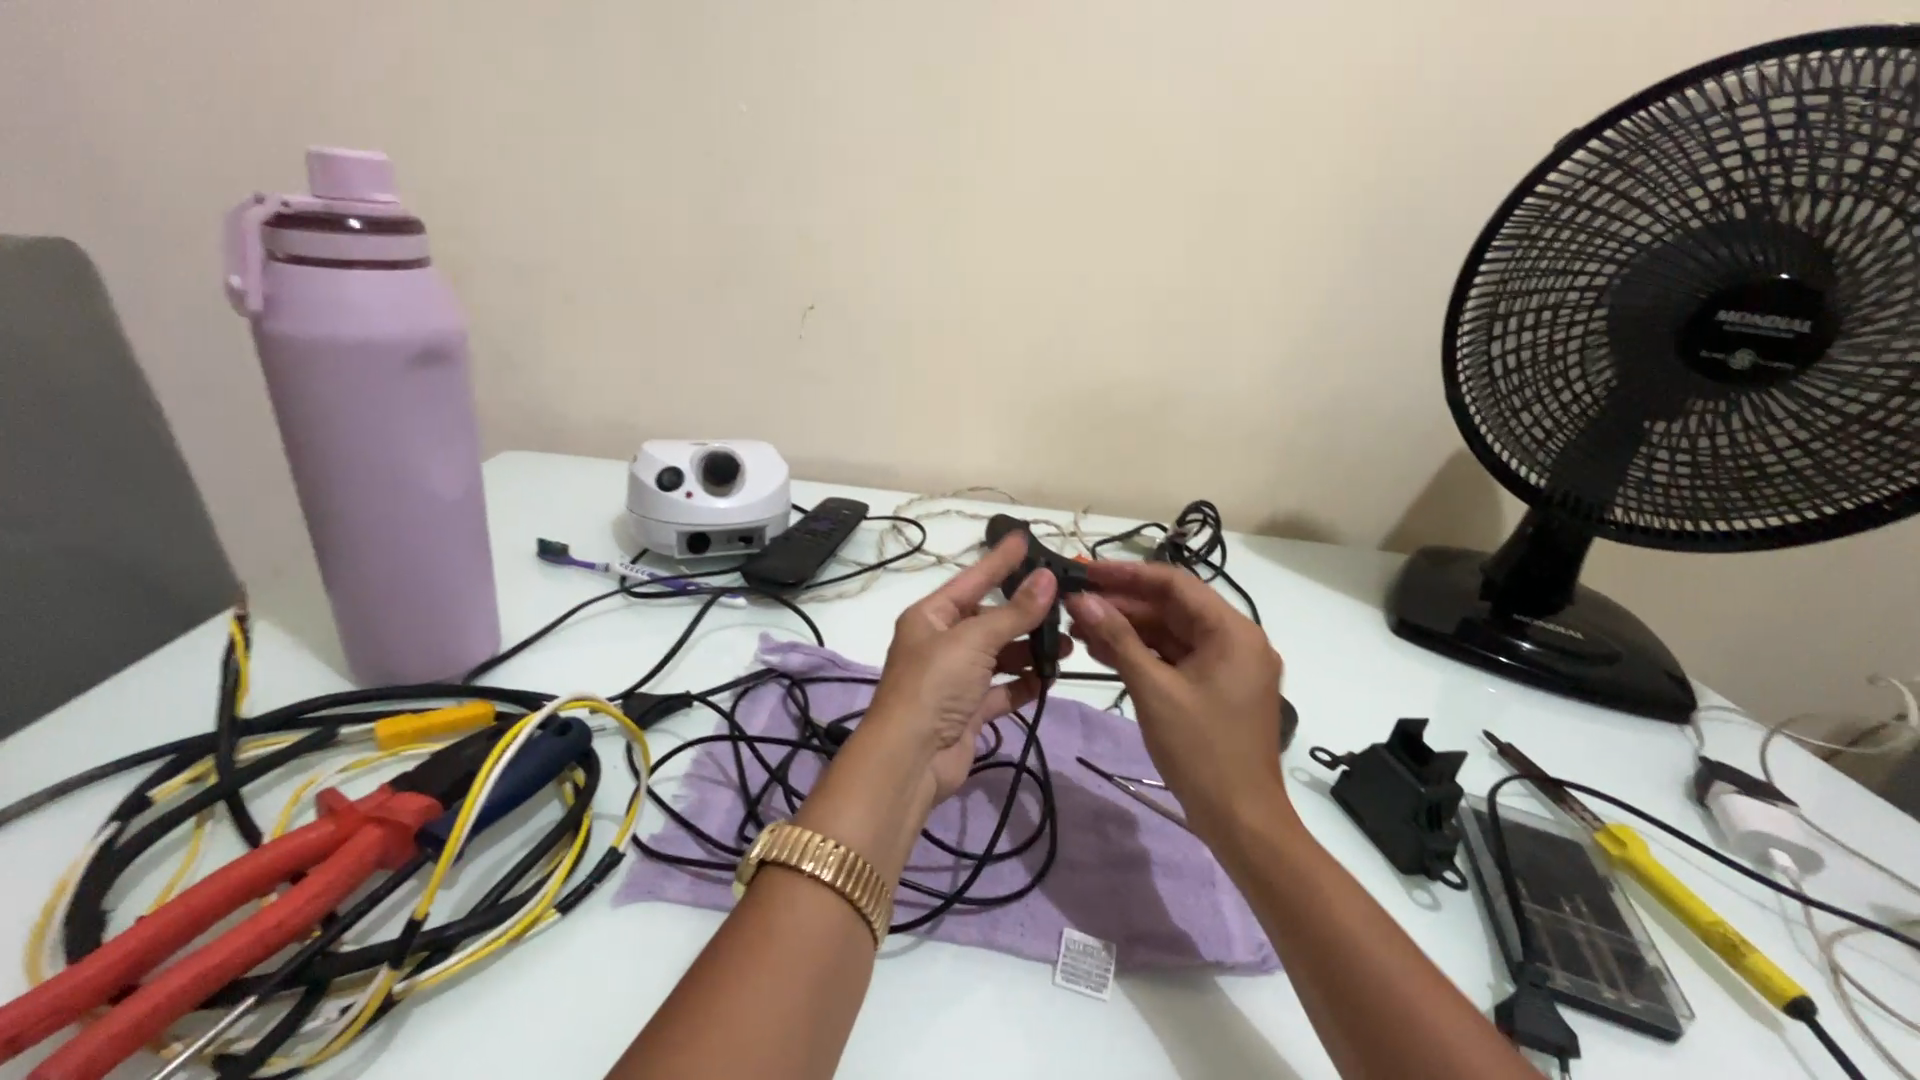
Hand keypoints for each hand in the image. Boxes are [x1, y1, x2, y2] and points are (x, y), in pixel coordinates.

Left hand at [868, 534, 1068, 801]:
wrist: (910, 758)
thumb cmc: (934, 685)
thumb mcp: (974, 640)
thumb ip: (1015, 612)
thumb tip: (1047, 578)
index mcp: (930, 617)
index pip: (972, 579)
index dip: (1000, 561)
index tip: (1025, 539)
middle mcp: (941, 643)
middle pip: (989, 619)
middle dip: (1025, 614)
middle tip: (1066, 605)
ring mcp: (954, 679)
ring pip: (999, 656)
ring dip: (1030, 650)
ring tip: (1069, 646)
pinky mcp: (968, 711)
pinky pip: (1002, 690)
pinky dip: (1023, 684)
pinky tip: (1049, 678)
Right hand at [1064, 561, 1288, 841]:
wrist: (1242, 819)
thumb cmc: (1201, 751)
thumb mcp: (1154, 690)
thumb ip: (1118, 639)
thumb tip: (1082, 599)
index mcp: (1234, 632)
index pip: (1175, 584)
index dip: (1126, 575)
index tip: (1084, 571)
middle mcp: (1238, 640)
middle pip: (1173, 608)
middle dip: (1122, 605)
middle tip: (1073, 603)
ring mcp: (1230, 666)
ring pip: (1172, 634)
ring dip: (1128, 630)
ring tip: (1078, 627)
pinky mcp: (1218, 689)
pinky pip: (1177, 659)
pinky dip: (1143, 654)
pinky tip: (1103, 651)